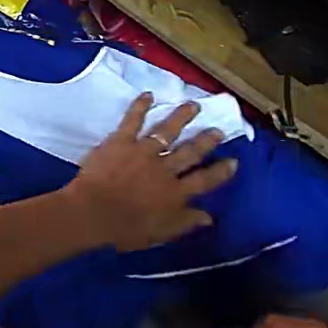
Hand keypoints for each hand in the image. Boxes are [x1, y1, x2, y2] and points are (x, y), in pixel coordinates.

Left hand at [59, 94, 234, 251]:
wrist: (93, 212)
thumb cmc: (124, 229)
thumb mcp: (159, 233)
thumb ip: (184, 223)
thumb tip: (208, 217)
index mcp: (174, 193)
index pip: (203, 180)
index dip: (220, 172)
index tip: (233, 161)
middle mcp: (164, 169)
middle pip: (190, 151)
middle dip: (206, 140)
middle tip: (218, 129)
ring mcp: (143, 151)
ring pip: (167, 130)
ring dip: (182, 116)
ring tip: (193, 105)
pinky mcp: (122, 141)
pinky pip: (134, 120)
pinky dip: (141, 106)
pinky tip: (148, 94)